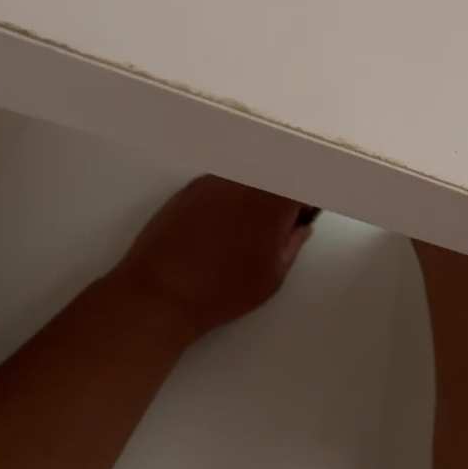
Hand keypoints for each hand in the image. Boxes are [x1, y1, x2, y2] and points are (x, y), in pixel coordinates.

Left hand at [110, 175, 314, 338]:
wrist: (160, 294)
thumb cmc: (225, 289)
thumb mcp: (274, 275)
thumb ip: (293, 243)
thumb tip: (299, 227)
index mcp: (273, 198)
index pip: (303, 183)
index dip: (307, 200)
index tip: (303, 218)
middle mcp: (245, 180)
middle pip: (274, 174)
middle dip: (282, 193)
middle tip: (278, 222)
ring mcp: (213, 181)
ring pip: (246, 177)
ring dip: (254, 193)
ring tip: (245, 226)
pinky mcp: (188, 189)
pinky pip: (221, 184)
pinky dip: (229, 197)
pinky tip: (219, 225)